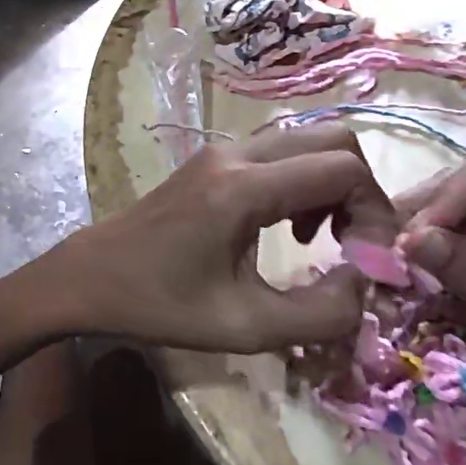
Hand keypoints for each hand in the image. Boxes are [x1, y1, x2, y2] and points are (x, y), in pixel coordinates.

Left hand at [42, 124, 394, 352]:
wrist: (92, 276)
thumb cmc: (161, 305)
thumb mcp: (245, 328)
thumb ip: (320, 314)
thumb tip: (366, 283)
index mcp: (244, 188)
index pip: (343, 167)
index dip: (373, 212)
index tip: (367, 261)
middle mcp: (238, 154)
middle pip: (334, 137)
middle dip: (360, 190)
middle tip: (352, 243)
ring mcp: (224, 150)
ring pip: (308, 139)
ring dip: (331, 183)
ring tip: (320, 238)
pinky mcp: (216, 159)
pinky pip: (281, 151)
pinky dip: (304, 179)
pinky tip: (288, 226)